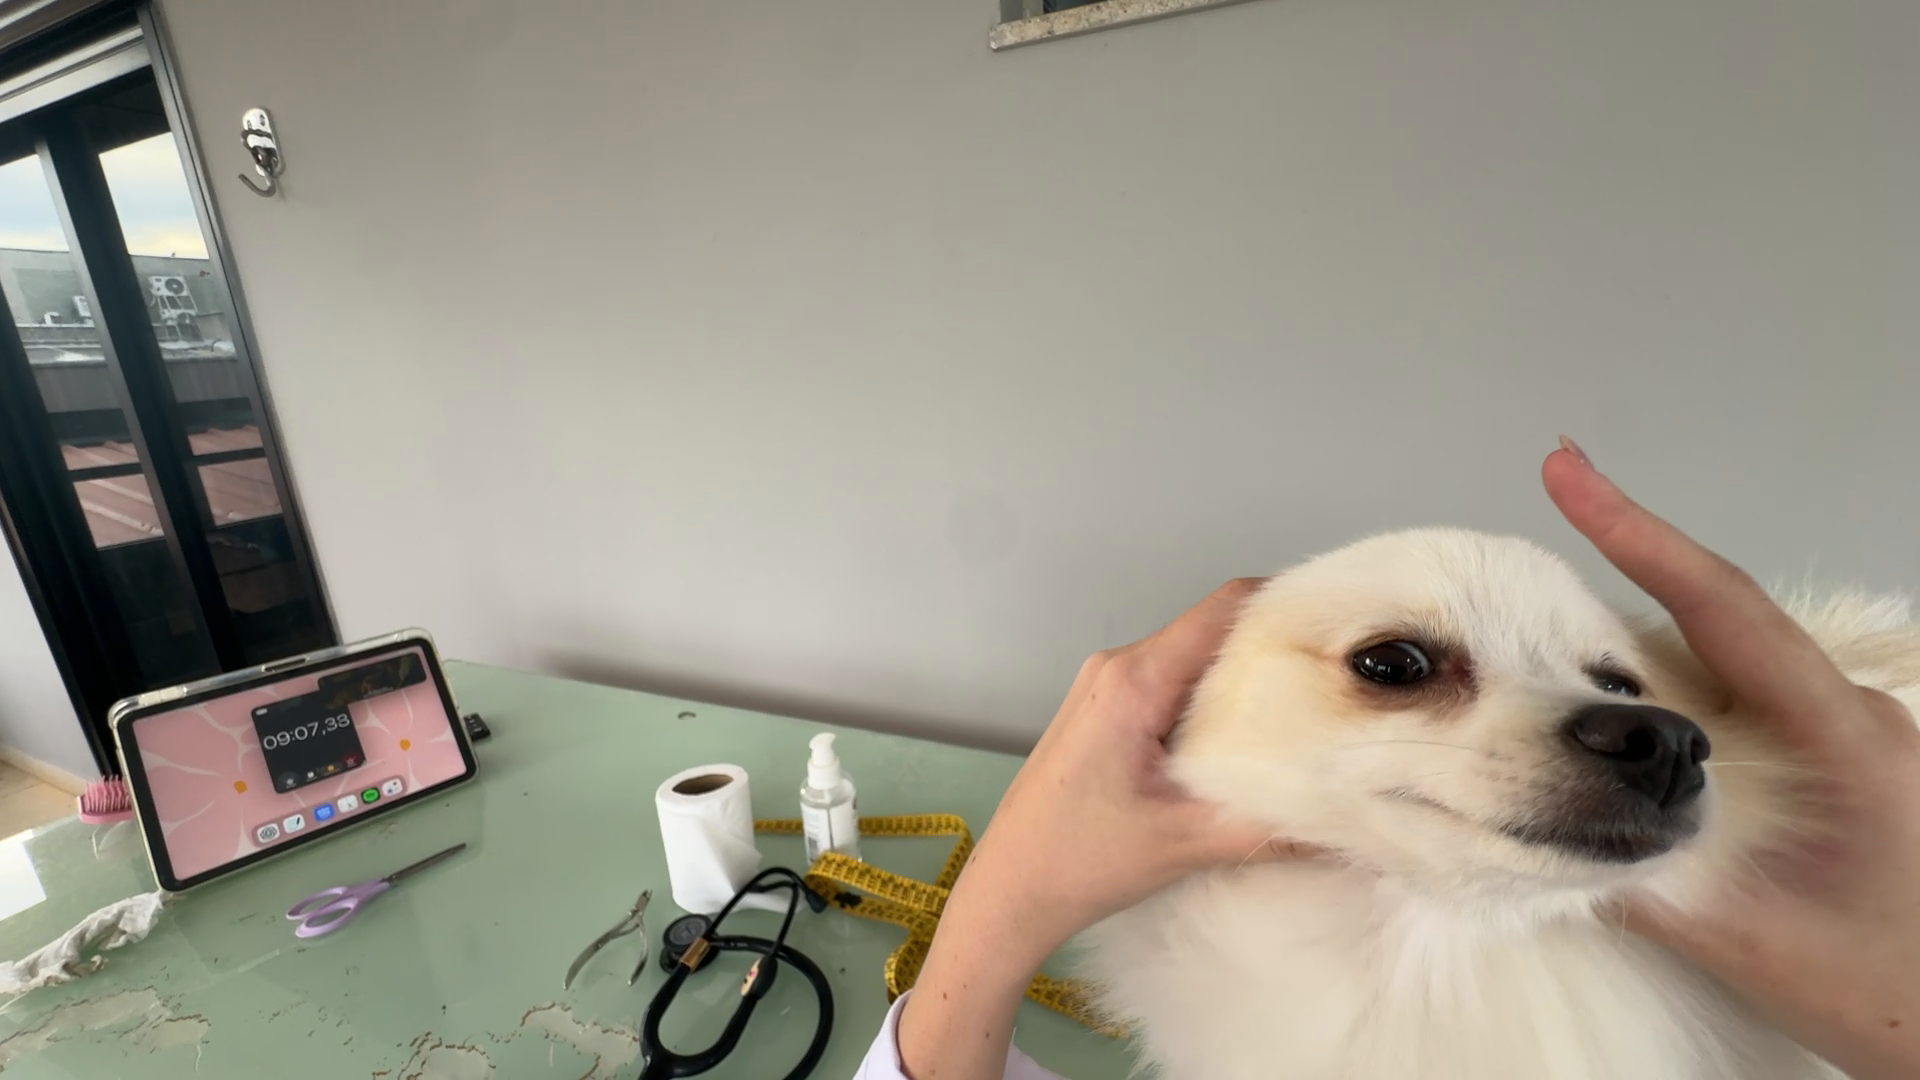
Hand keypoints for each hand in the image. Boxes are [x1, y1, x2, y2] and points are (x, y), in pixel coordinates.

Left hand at [897, 579, 1308, 1079]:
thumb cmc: (1080, 858)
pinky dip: (1209, 697)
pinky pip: (1168, 680)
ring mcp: (1105, 683)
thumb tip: (1349, 811)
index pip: (1221, 610)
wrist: (1012, 880)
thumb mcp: (1187, 841)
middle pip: (1210, 629)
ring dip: (1241, 676)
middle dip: (1273, 647)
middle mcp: (1117, 666)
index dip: (1286, 605)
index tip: (1340, 629)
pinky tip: (1241, 737)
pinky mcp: (1104, 707)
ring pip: (1190, 656)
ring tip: (1300, 711)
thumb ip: (1273, 823)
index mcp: (1134, 680)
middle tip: (1337, 680)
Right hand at [1545, 438, 1919, 1079]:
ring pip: (1701, 651)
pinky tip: (1595, 703)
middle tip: (1520, 546)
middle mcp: (1838, 711)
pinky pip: (1709, 686)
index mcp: (1836, 734)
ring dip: (1611, 636)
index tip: (1566, 469)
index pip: (1716, 602)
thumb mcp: (1746, 939)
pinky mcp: (1809, 749)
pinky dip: (1641, 676)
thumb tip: (1517, 824)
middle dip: (1608, 563)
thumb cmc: (1894, 988)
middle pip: (1699, 611)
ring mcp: (1826, 727)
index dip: (1632, 530)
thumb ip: (1627, 873)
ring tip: (1527, 637)